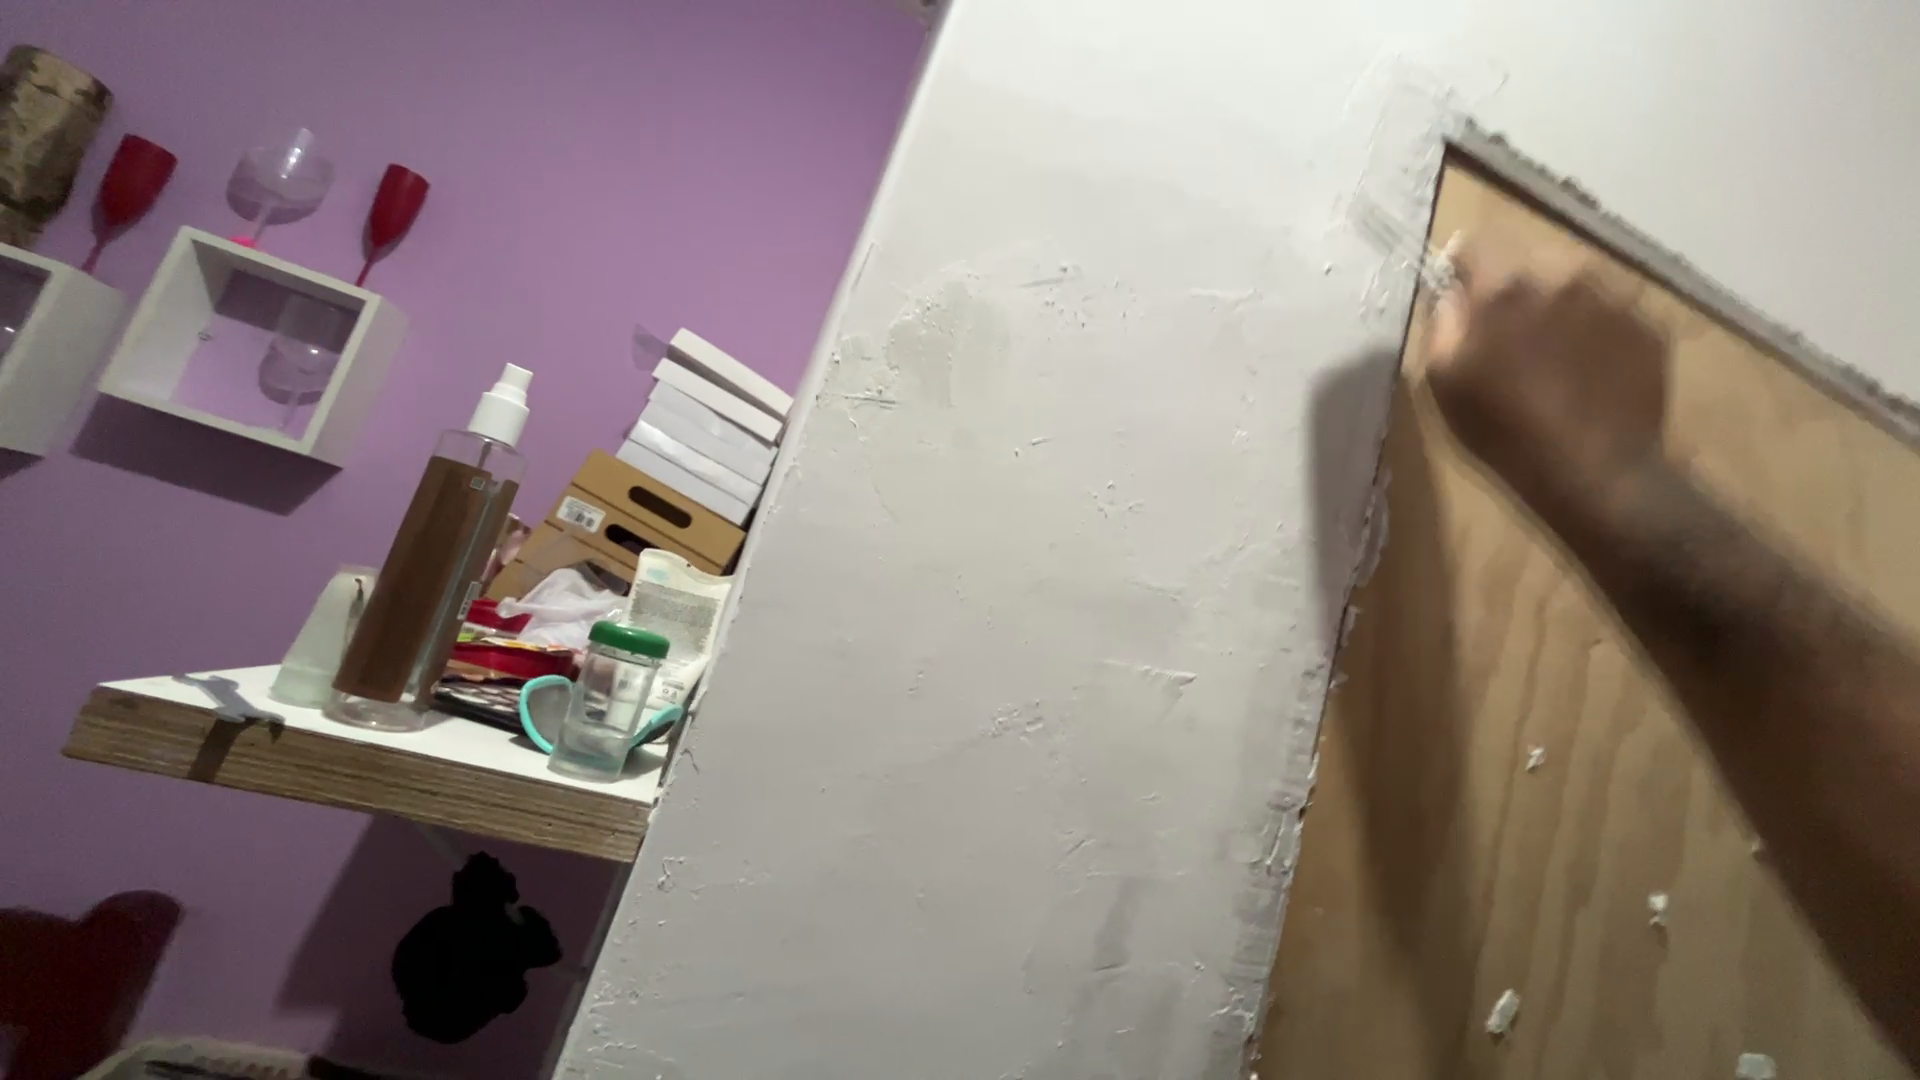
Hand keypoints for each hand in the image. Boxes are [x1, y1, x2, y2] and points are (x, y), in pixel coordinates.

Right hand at [1425, 236, 1671, 525]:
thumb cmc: (1501, 427)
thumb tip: (1450, 293)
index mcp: (1507, 288)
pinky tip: (1582, 367)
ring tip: (1549, 350)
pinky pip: (1610, 306)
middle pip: (1530, 258)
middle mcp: (1565, 276)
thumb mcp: (1444, 380)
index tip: (1455, 288)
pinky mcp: (1648, 322)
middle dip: (1513, 285)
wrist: (1593, 468)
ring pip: (1575, 278)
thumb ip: (1444, 324)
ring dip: (1556, 302)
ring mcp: (1615, 296)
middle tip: (1504, 331)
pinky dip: (1591, 325)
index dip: (1460, 264)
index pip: (1477, 242)